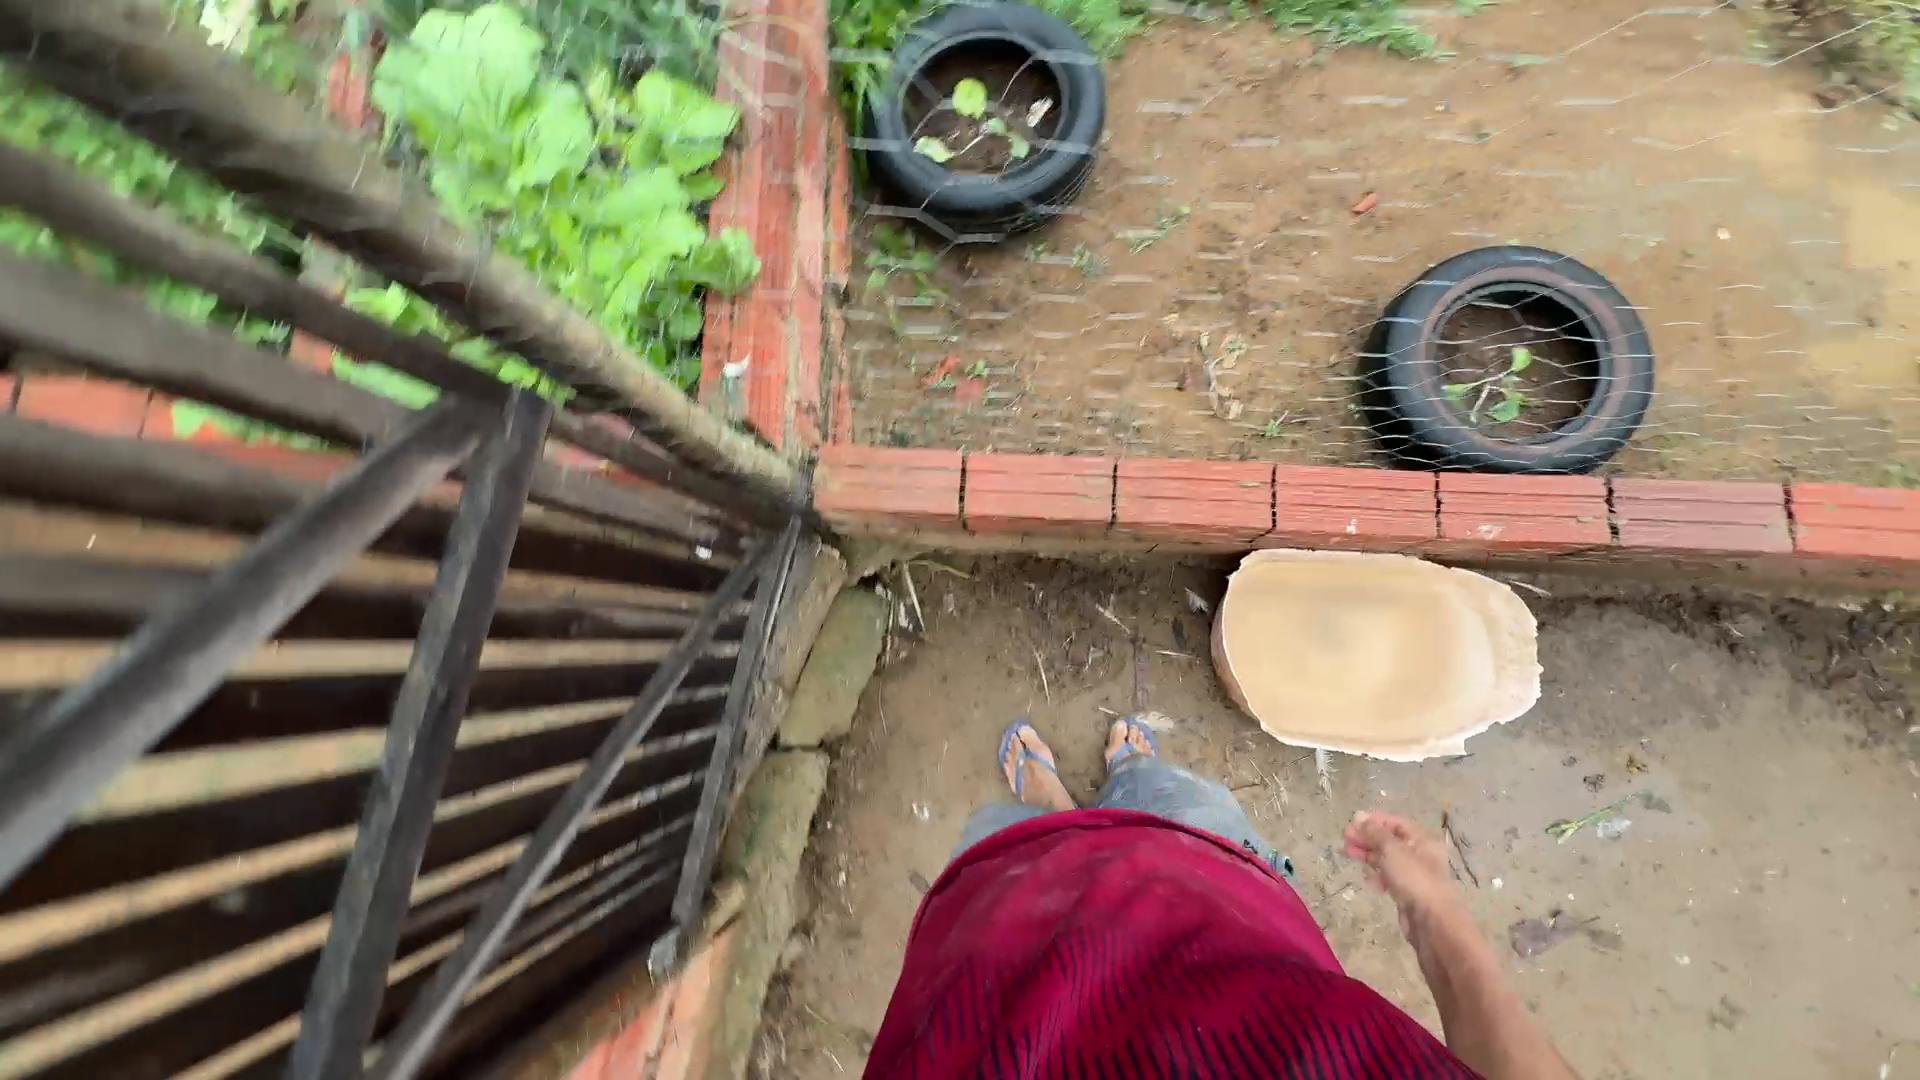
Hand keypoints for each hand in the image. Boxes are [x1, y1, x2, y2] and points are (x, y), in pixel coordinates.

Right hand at [1342, 811, 1461, 933]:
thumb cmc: (1414, 879)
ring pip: (1387, 859)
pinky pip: (1389, 878)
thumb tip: (1359, 815)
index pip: (1396, 823)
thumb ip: (1374, 832)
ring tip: (1348, 853)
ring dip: (1368, 855)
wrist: (1433, 923)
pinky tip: (1366, 877)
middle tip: (1345, 838)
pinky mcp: (1407, 893)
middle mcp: (1420, 855)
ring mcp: (1414, 875)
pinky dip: (1376, 875)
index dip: (1374, 820)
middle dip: (1367, 838)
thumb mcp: (1391, 849)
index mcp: (1422, 841)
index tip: (1353, 822)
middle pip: (1389, 841)